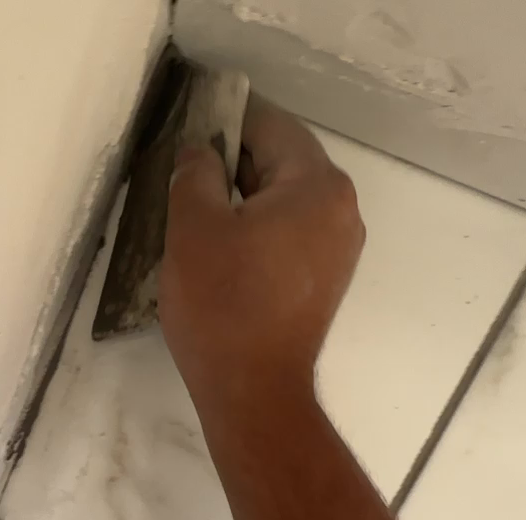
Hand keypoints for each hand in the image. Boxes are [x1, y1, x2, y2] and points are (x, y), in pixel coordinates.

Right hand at [159, 98, 364, 401]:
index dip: (227, 120)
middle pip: (282, 166)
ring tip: (197, 218)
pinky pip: (288, 240)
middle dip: (233, 165)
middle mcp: (341, 211)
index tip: (190, 127)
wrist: (252, 392)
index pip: (271, 127)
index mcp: (318, 185)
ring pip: (284, 206)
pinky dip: (257, 236)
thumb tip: (201, 153)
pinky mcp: (322, 286)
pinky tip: (222, 254)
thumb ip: (195, 175)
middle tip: (184, 177)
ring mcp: (337, 252)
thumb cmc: (222, 307)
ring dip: (243, 204)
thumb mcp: (193, 230)